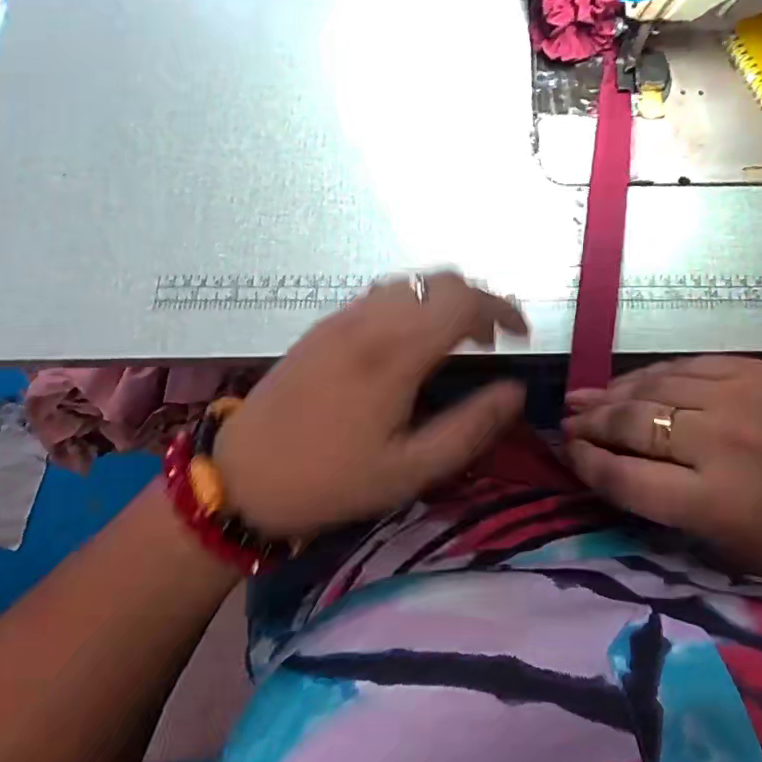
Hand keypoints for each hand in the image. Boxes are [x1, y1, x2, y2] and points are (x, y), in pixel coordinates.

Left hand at [213, 272, 527, 537]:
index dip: (502, 309)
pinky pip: (380, 294)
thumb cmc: (330, 480)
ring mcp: (342, 318)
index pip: (463, 301)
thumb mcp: (410, 470)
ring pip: (409, 282)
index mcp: (395, 352)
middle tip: (493, 339)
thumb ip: (470, 427)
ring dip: (444, 298)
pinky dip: (413, 302)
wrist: (240, 479)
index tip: (521, 335)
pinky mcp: (323, 326)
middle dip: (477, 300)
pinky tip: (412, 340)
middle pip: (439, 281)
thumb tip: (515, 392)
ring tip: (458, 338)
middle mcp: (369, 321)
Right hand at [564, 356, 761, 584]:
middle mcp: (727, 443)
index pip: (626, 477)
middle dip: (592, 423)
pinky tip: (632, 383)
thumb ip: (658, 502)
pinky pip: (687, 366)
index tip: (565, 451)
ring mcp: (744, 397)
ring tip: (584, 397)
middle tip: (565, 421)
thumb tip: (602, 461)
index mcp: (718, 502)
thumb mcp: (719, 544)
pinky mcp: (758, 370)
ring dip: (614, 393)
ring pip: (656, 385)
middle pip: (636, 424)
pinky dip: (653, 375)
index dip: (587, 463)